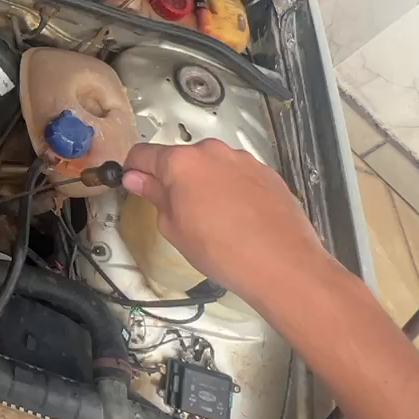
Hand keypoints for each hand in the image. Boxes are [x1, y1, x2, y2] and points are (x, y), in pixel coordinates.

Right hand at [122, 139, 331, 303]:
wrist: (286, 267)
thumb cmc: (220, 250)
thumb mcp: (174, 228)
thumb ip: (154, 196)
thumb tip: (136, 179)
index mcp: (180, 162)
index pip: (143, 154)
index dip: (133, 169)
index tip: (134, 185)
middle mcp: (210, 151)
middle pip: (180, 158)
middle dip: (174, 178)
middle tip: (180, 210)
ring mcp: (242, 159)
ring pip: (211, 165)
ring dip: (205, 181)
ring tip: (216, 216)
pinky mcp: (268, 173)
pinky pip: (238, 174)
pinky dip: (232, 188)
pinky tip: (241, 217)